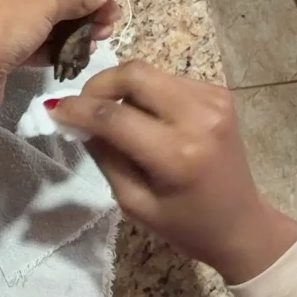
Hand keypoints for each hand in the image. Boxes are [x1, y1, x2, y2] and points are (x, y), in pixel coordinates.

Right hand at [47, 61, 296, 284]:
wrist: (242, 224)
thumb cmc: (185, 225)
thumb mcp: (133, 202)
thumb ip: (105, 155)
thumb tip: (77, 120)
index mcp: (177, 154)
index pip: (114, 116)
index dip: (77, 109)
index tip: (54, 111)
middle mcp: (199, 118)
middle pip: (134, 74)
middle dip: (99, 85)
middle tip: (83, 105)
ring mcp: (214, 100)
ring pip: (149, 72)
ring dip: (123, 89)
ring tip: (113, 115)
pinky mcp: (219, 94)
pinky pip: (167, 80)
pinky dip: (147, 93)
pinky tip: (145, 117)